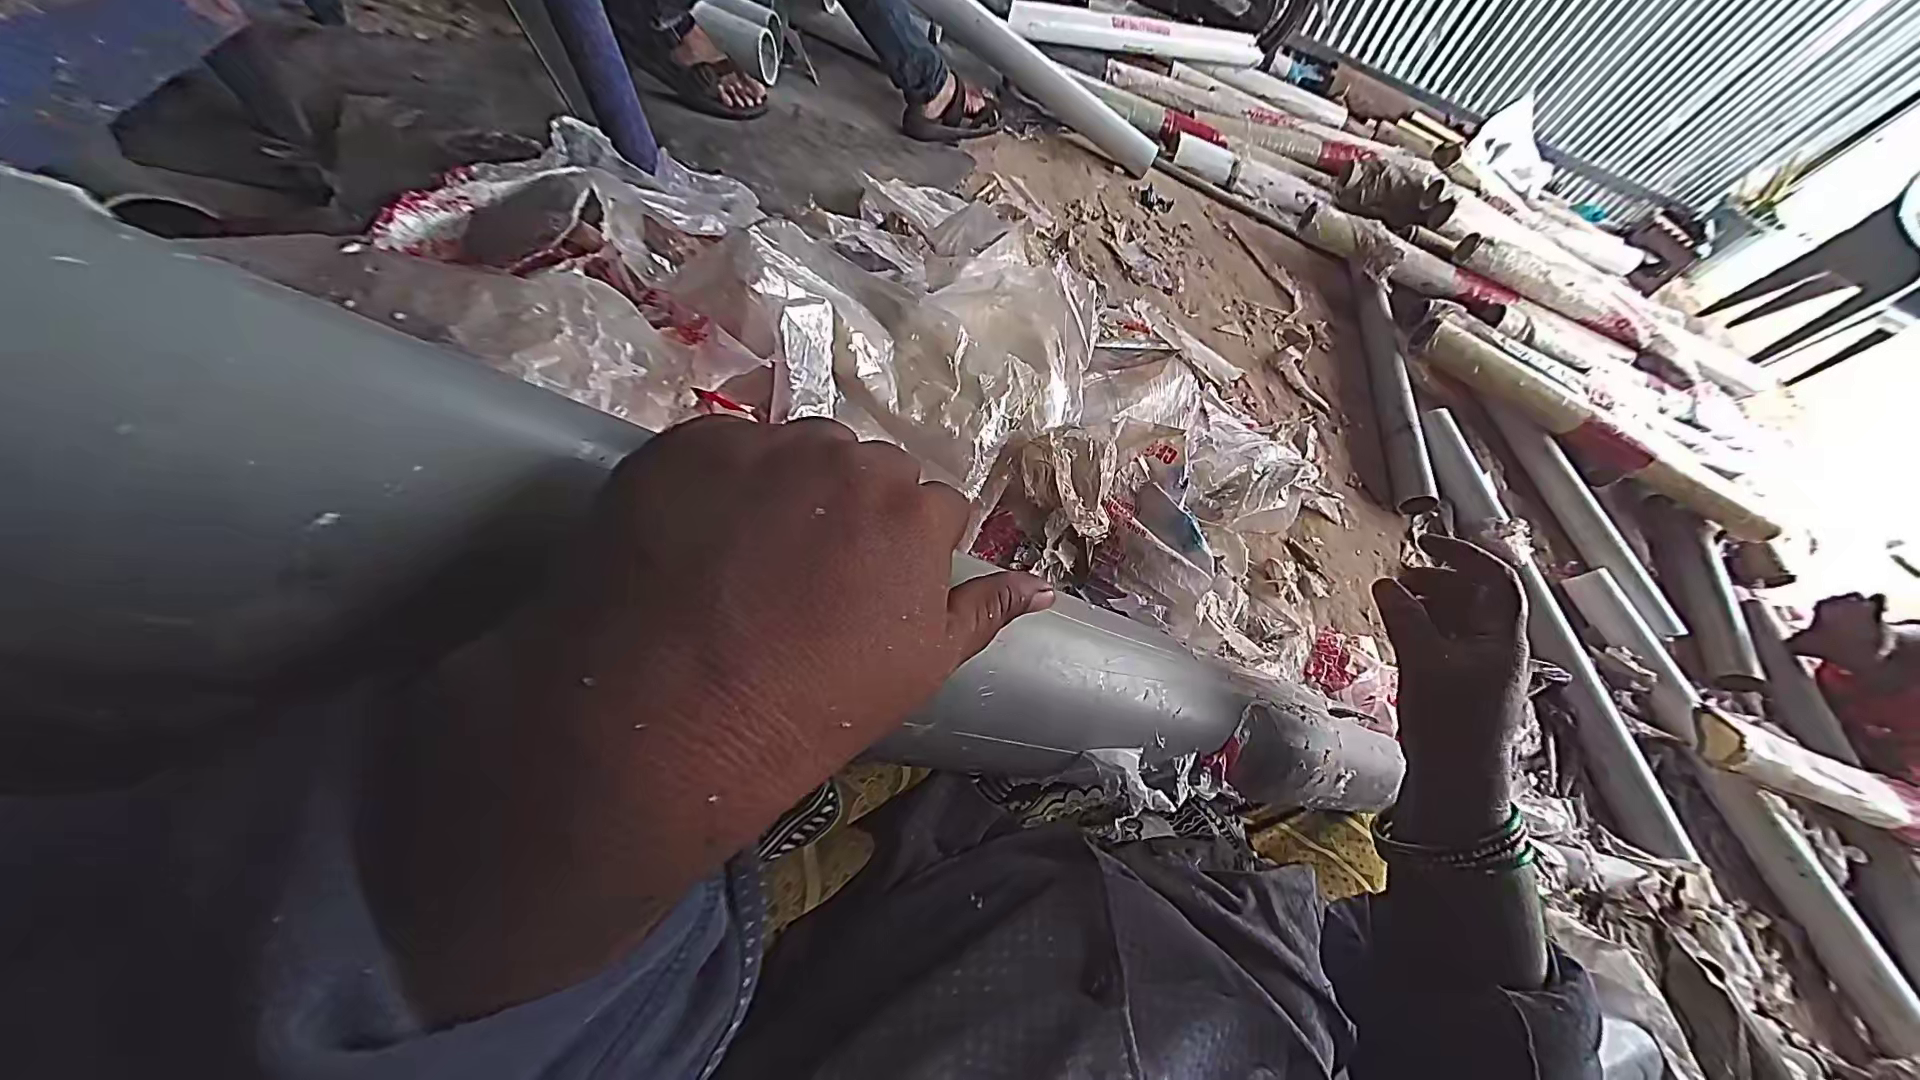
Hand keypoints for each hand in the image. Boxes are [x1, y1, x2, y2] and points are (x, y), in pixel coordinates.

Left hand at [373, 416, 1051, 1021]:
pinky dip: (723, 480)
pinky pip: (727, 447)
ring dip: (792, 483)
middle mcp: (848, 460)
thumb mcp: (919, 666)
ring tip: (753, 547)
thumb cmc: (814, 700)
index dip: (902, 547)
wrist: (671, 718)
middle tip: (810, 565)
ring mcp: (764, 446)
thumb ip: (983, 611)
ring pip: (801, 449)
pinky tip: (703, 534)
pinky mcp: (687, 444)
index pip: (930, 504)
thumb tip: (1043, 585)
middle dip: (854, 507)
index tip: (870, 582)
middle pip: (868, 469)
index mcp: (914, 511)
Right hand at [1370, 534, 1527, 842]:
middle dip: (1439, 578)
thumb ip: (1405, 619)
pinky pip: (1446, 637)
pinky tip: (1400, 626)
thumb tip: (1385, 583)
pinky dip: (1423, 623)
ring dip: (1428, 601)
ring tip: (1393, 599)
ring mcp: (1479, 664)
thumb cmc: (1450, 721)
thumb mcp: (1422, 663)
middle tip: (1398, 575)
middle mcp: (1497, 647)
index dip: (1464, 555)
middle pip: (1476, 596)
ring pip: (1459, 617)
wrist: (1456, 777)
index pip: (1497, 580)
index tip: (1425, 543)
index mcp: (1502, 639)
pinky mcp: (1460, 680)